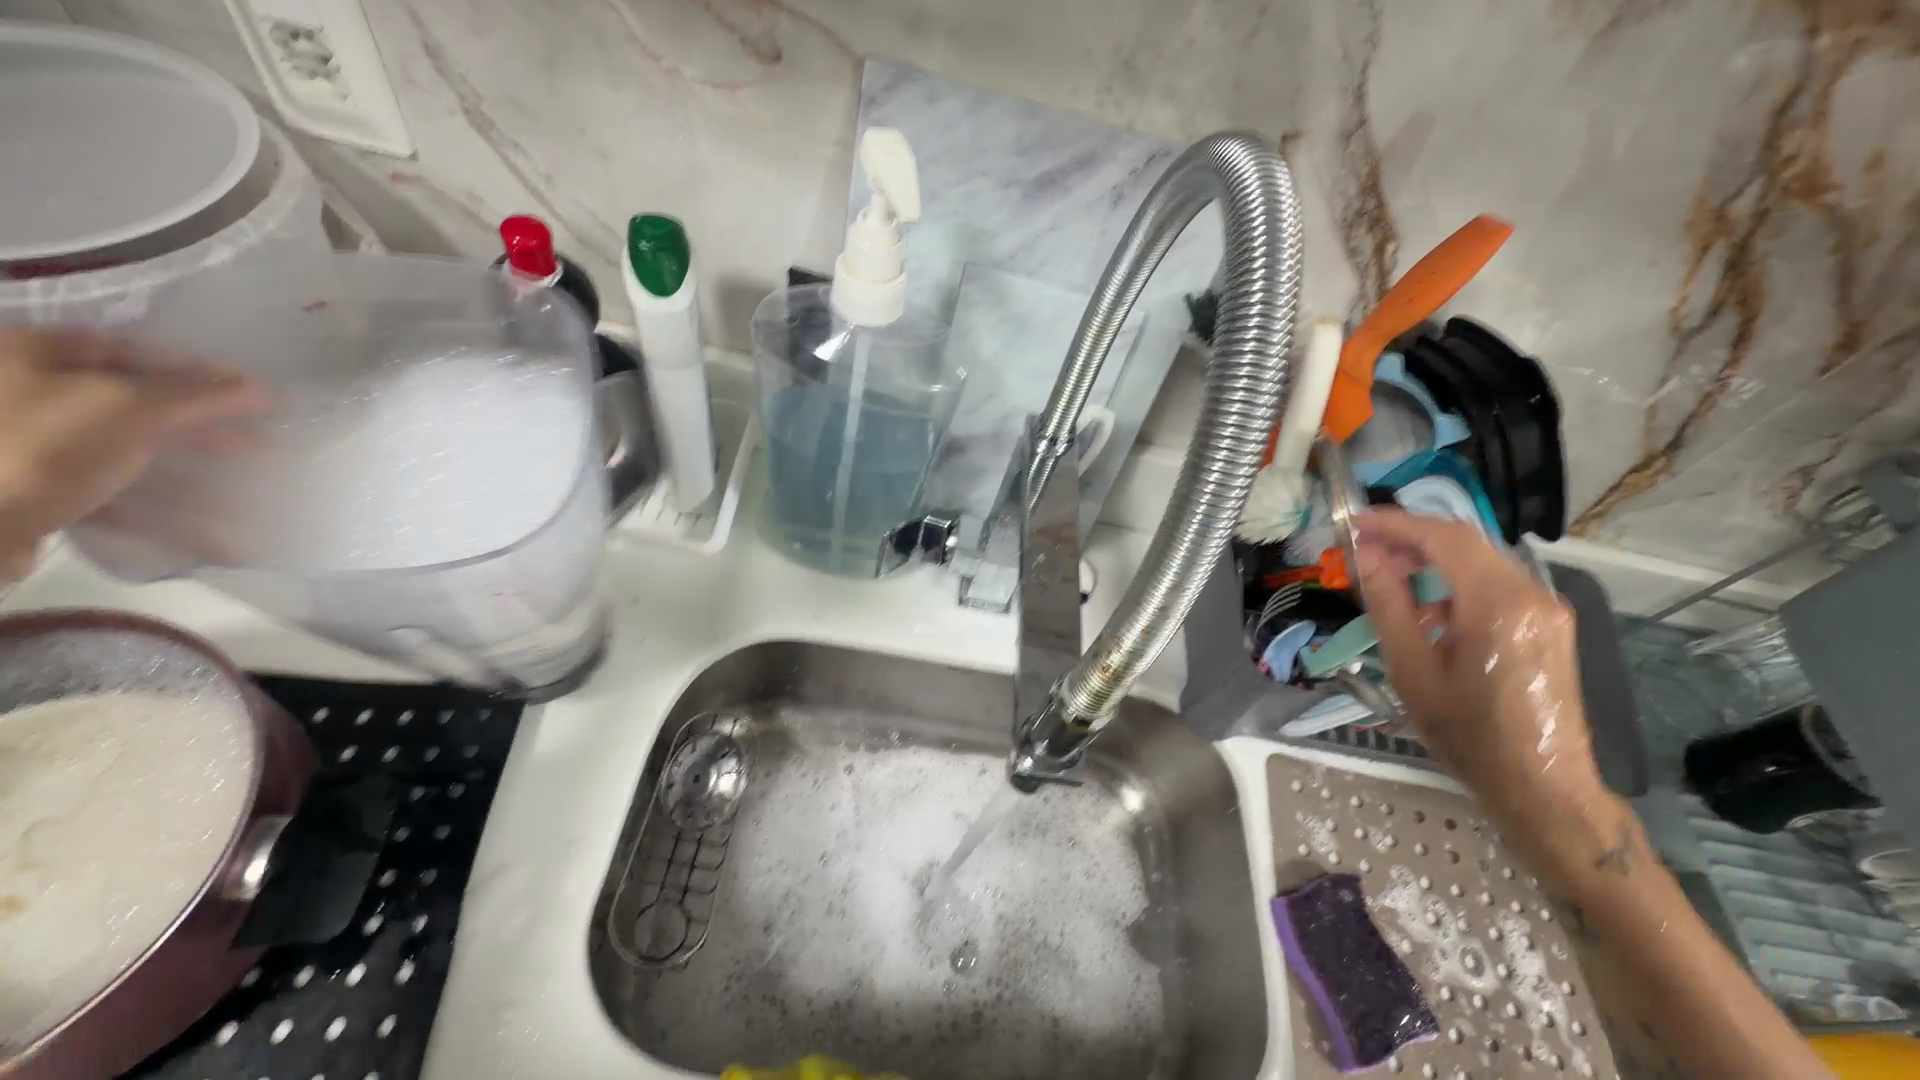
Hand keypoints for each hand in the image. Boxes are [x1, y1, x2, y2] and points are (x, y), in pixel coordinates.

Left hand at [0, 329, 267, 579]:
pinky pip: (114, 498)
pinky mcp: (37, 495)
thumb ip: (197, 393)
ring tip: (246, 496)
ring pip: (130, 455)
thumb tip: (257, 385)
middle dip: (202, 429)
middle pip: (135, 405)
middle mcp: (26, 394)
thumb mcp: (128, 406)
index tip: (252, 396)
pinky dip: (163, 514)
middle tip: (260, 445)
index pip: (133, 351)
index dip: (199, 371)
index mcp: (34, 355)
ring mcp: (30, 448)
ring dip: (191, 476)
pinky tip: (207, 534)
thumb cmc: (43, 446)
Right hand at [1353, 510, 1614, 859]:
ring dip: (1432, 559)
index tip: (1353, 523)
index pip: (1443, 538)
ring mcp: (1546, 608)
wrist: (1542, 786)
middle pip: (1465, 541)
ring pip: (1480, 560)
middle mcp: (1531, 594)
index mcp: (1498, 604)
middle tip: (1362, 549)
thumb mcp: (1413, 671)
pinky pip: (1496, 584)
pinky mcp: (1548, 624)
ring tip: (1387, 576)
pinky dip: (1456, 582)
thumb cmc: (1469, 735)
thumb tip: (1367, 557)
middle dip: (1410, 537)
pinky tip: (1426, 607)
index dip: (1394, 523)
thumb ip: (1389, 605)